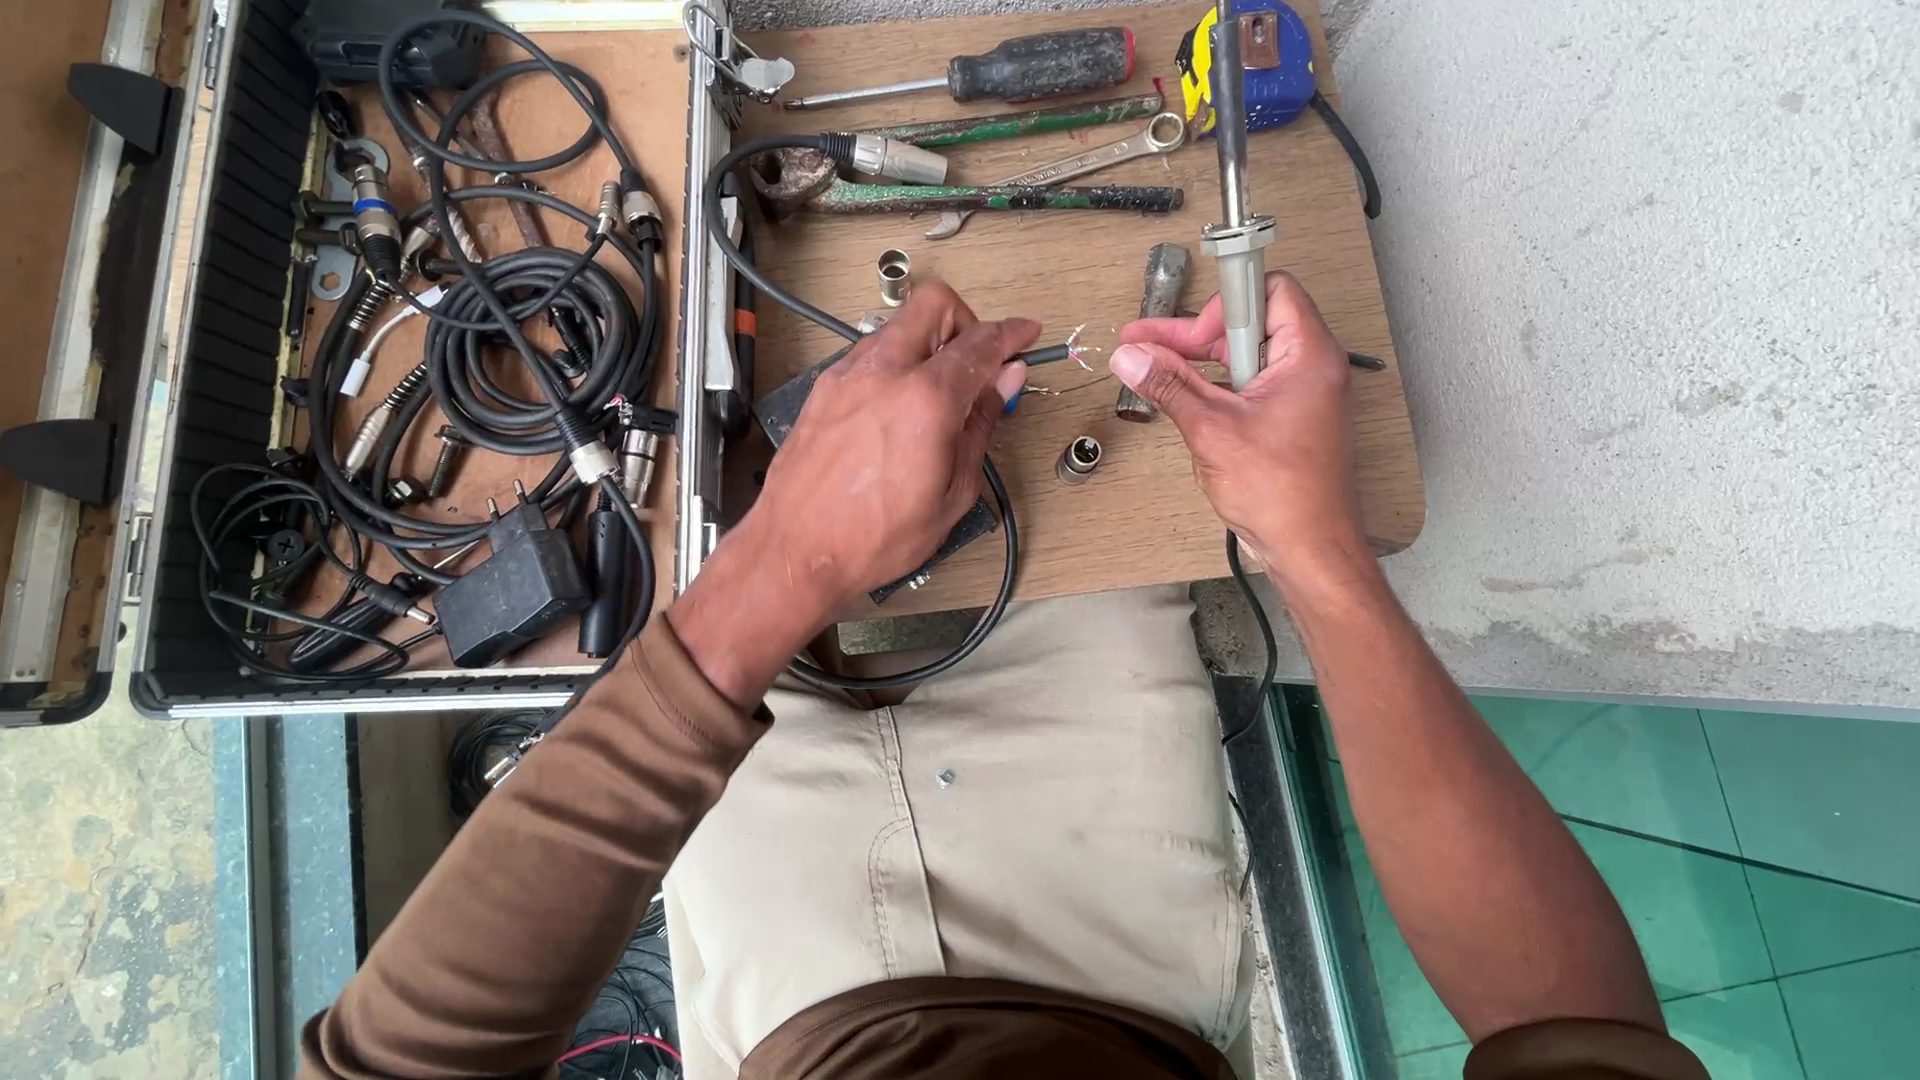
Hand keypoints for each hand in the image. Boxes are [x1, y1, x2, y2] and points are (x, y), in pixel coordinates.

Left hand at [670, 282, 1034, 705]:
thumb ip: (982, 425)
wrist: (798, 552)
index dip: (1012, 334)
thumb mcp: (953, 493)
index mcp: (926, 399)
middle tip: (978, 361)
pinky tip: (901, 406)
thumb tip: (1003, 383)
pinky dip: (895, 363)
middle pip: (934, 303)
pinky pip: (869, 353)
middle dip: (966, 322)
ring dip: (928, 342)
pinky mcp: (824, 390)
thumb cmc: (872, 536)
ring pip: (898, 325)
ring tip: (939, 392)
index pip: (981, 343)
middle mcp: (883, 373)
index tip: (1025, 335)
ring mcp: (847, 376)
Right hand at [1112, 271, 1374, 596]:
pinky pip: (1245, 389)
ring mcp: (1299, 397)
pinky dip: (1213, 392)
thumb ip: (1169, 386)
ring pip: (1242, 360)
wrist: (1308, 547)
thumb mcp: (1212, 431)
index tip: (1185, 328)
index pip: (1268, 291)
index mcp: (1308, 357)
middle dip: (1194, 336)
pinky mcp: (1286, 421)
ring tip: (1153, 372)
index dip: (1221, 306)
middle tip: (1147, 343)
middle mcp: (1309, 370)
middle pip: (1247, 326)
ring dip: (1198, 366)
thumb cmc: (1286, 496)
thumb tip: (1134, 357)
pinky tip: (1181, 403)